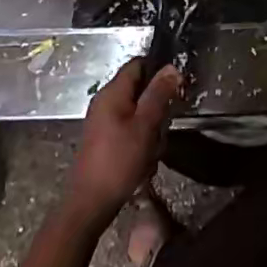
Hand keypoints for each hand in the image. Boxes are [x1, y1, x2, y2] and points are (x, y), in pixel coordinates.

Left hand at [67, 59, 182, 220]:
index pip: (137, 64)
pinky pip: (129, 128)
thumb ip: (158, 94)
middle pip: (139, 89)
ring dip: (151, 127)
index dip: (158, 70)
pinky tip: (145, 159)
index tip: (176, 87)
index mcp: (112, 92)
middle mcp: (104, 101)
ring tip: (154, 147)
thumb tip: (171, 66)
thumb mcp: (145, 125)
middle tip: (165, 125)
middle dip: (157, 105)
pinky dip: (141, 139)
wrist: (90, 202)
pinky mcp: (103, 139)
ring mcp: (102, 120)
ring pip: (137, 111)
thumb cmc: (119, 161)